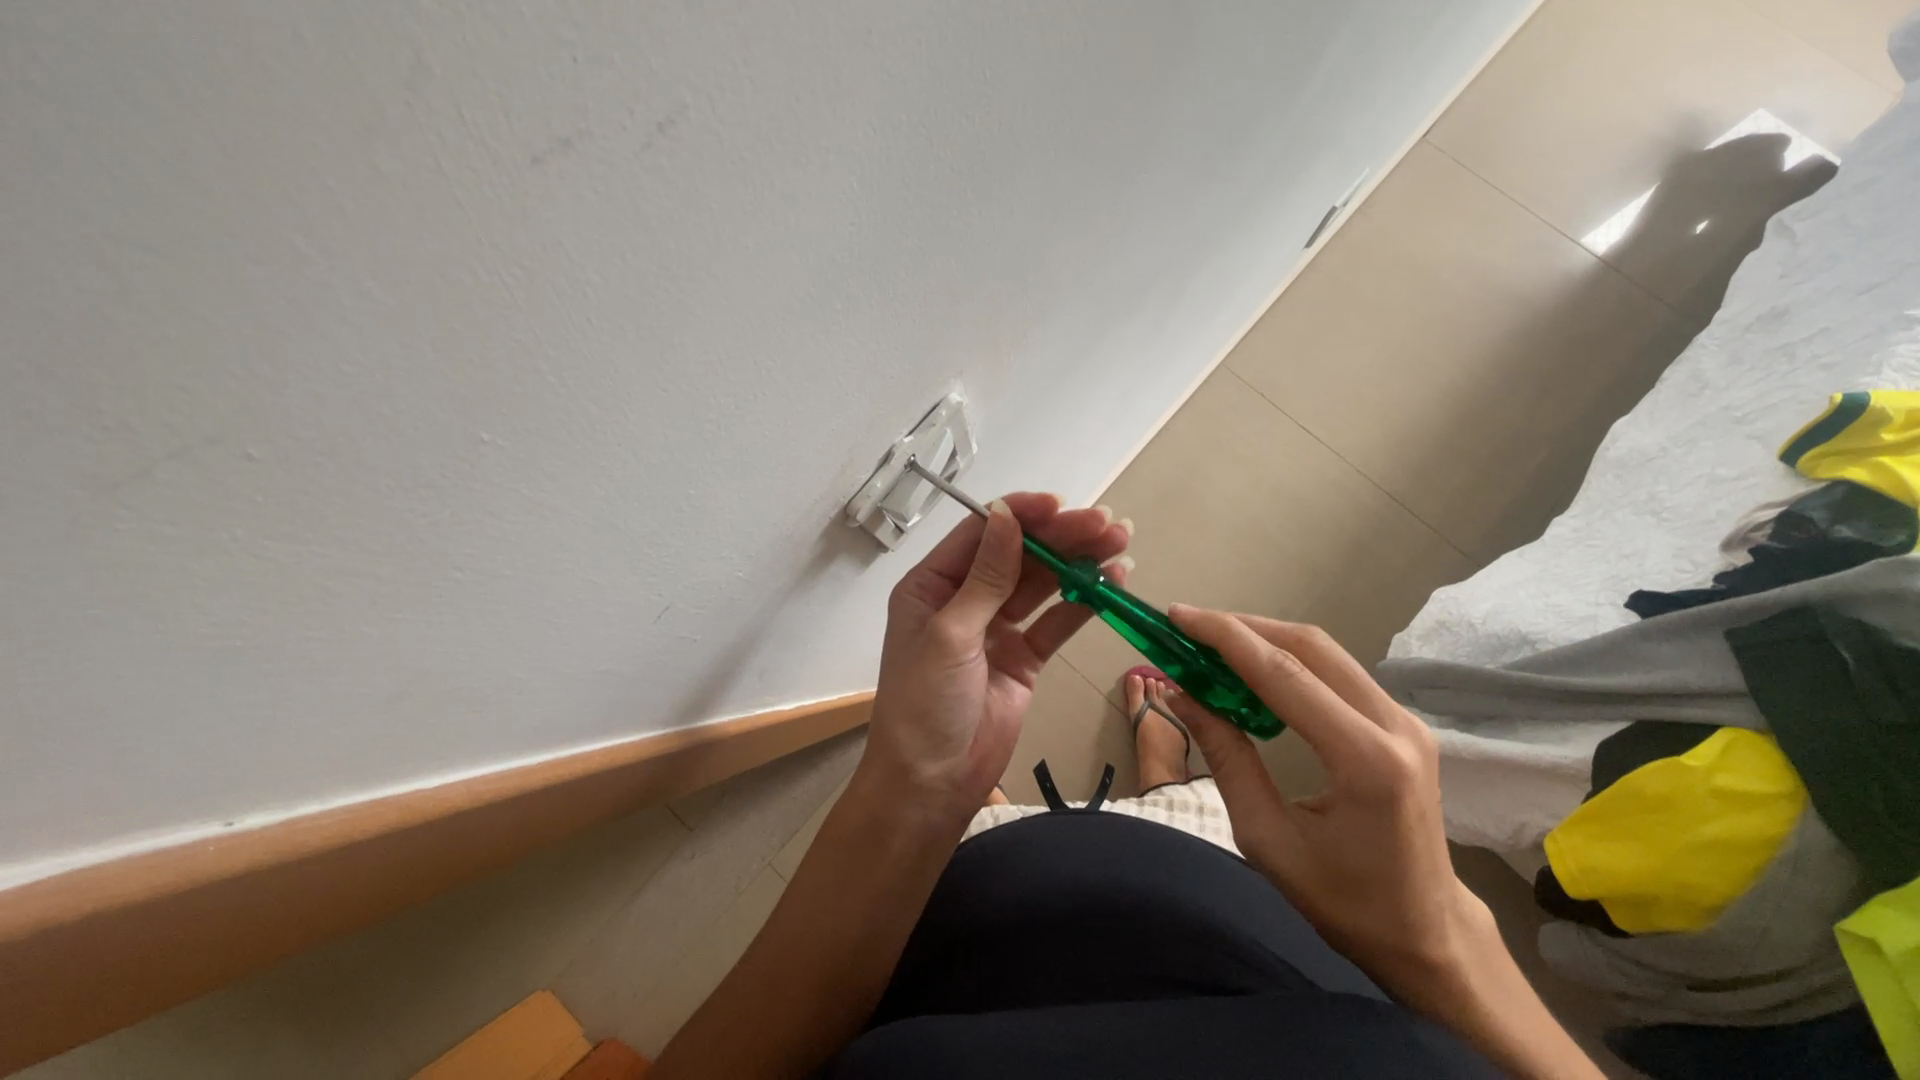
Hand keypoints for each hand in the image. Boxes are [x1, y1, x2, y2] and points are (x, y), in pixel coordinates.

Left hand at [861, 493, 1129, 820]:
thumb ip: (985, 577)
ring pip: (1042, 584)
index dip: (1021, 516)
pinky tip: (1112, 583)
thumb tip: (1007, 516)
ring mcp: (997, 628)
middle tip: (1107, 525)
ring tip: (1120, 543)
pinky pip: (1056, 621)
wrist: (932, 782)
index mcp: (932, 585)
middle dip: (1061, 537)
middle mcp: (964, 599)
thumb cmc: (925, 703)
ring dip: (1079, 563)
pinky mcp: (1024, 657)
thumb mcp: (950, 634)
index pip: (981, 535)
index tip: (1061, 506)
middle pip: (1018, 555)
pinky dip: (1082, 603)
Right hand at [1163, 608, 1496, 1003]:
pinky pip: (1338, 673)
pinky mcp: (1403, 725)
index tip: (1176, 617)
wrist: (1426, 932)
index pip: (1284, 674)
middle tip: (1186, 628)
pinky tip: (1252, 673)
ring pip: (1326, 653)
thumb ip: (1226, 759)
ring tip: (1209, 646)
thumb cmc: (1343, 900)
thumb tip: (1182, 696)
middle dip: (1242, 628)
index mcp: (1365, 760)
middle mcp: (1395, 726)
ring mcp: (1406, 722)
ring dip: (1264, 639)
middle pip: (1310, 646)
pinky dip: (1288, 662)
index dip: (1225, 637)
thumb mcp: (1267, 838)